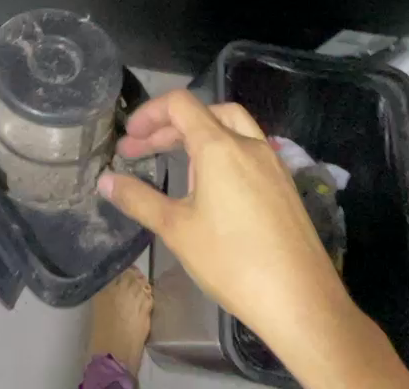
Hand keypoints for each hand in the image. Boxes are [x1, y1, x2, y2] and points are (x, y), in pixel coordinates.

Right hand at [98, 90, 408, 388]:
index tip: (129, 138)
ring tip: (178, 166)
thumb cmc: (233, 262)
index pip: (180, 104)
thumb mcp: (176, 230)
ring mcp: (272, 164)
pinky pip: (248, 150)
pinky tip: (213, 190)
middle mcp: (248, 145)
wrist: (303, 304)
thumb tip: (104, 180)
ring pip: (231, 128)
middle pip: (205, 112)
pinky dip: (222, 153)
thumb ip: (138, 199)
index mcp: (220, 146)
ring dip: (198, 136)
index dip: (150, 114)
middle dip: (169, 126)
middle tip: (142, 150)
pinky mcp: (285, 186)